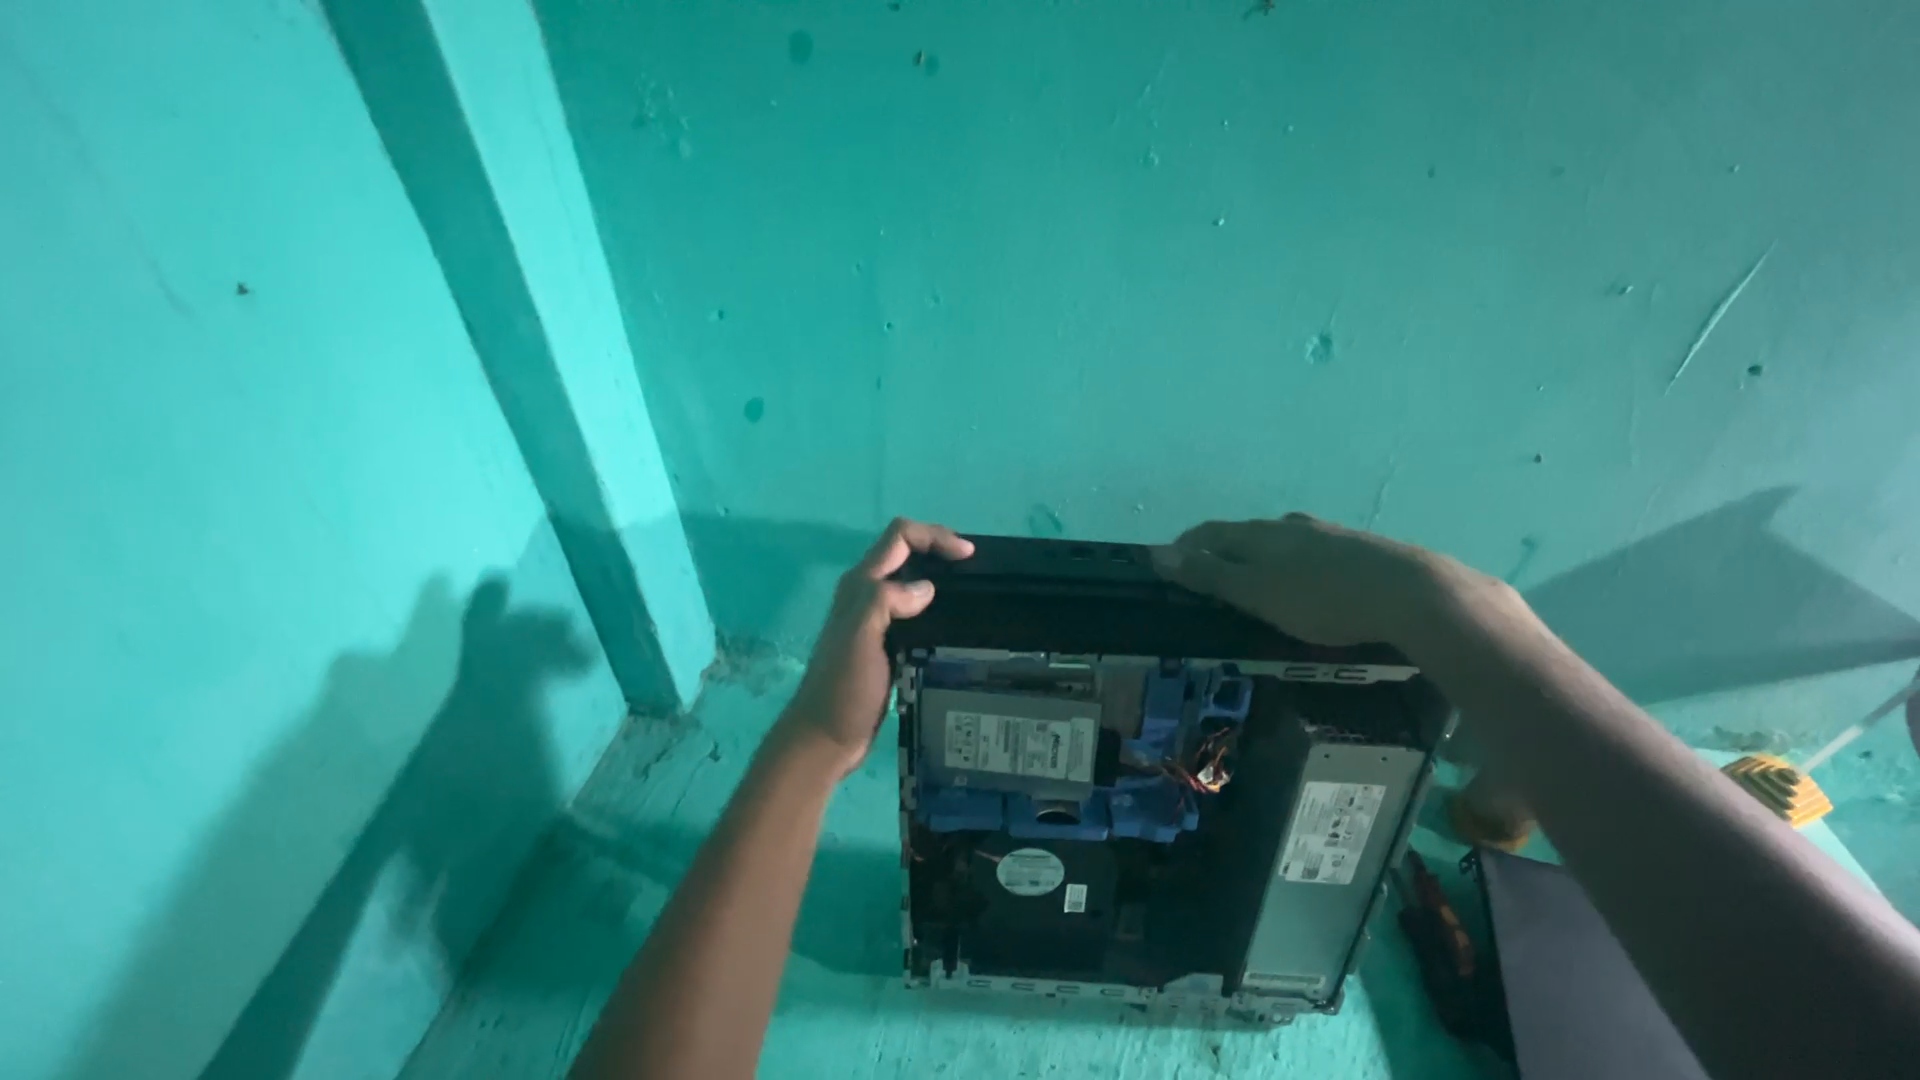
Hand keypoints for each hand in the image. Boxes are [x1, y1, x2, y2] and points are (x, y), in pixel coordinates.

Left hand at [775, 518, 973, 777]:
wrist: (826, 737)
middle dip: (939, 551)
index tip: (968, 555)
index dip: (934, 536)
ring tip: (973, 594)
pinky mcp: (885, 643)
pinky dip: (936, 608)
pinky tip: (956, 625)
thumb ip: (884, 601)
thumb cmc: (842, 688)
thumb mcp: (859, 638)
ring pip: (910, 582)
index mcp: (859, 585)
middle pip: (904, 553)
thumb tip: (926, 587)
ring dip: (939, 579)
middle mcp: (865, 595)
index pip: (899, 537)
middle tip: (976, 570)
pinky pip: (914, 612)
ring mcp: (875, 620)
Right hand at [1152, 513, 1501, 647]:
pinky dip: (1293, 566)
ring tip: (1256, 583)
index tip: (1169, 565)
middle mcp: (1291, 526)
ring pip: (1281, 542)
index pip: (1209, 532)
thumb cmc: (1322, 598)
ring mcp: (1328, 534)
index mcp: (1260, 534)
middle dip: (1222, 552)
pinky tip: (1307, 584)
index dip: (1185, 547)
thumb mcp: (1256, 593)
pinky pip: (1311, 554)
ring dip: (1260, 558)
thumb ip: (1209, 576)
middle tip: (1211, 580)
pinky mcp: (1359, 550)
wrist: (1413, 594)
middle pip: (1244, 534)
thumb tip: (1157, 554)